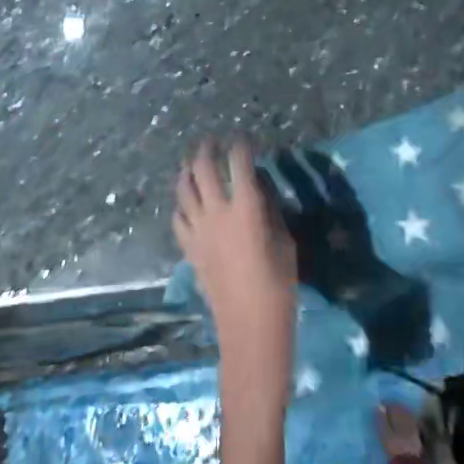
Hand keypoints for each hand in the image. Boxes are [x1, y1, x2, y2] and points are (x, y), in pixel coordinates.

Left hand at [173, 138, 297, 390]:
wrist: (249, 324)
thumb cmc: (278, 283)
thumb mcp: (284, 241)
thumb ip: (270, 209)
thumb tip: (258, 187)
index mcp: (245, 207)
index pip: (239, 163)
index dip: (240, 147)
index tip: (242, 140)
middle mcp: (216, 211)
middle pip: (202, 168)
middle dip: (206, 150)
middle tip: (211, 142)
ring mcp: (198, 230)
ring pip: (183, 189)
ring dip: (187, 171)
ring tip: (192, 163)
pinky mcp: (188, 248)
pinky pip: (178, 218)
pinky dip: (181, 204)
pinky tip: (186, 204)